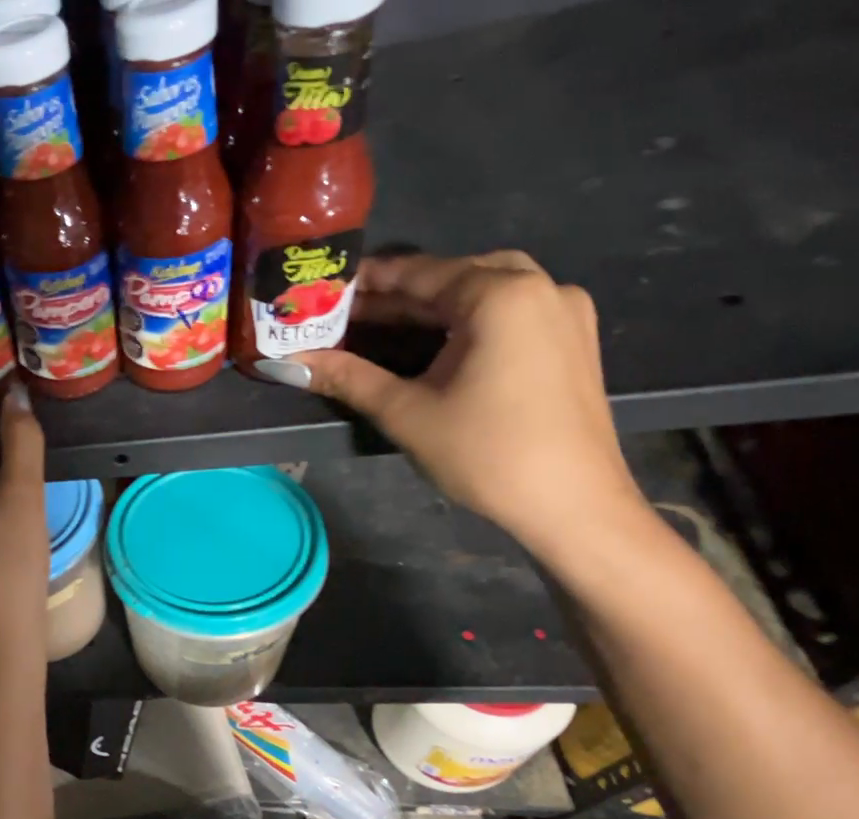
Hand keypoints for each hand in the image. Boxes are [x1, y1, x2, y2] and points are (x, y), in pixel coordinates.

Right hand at [284, 251, 645, 549]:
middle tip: (350, 313)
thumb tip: (287, 361)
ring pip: (487, 290)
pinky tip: (438, 344)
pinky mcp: (572, 341)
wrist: (572, 504)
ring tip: (386, 326)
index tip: (325, 290)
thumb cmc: (486, 452)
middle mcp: (540, 288)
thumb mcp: (405, 412)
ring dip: (435, 304)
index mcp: (500, 295)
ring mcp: (564, 313)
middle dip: (400, 292)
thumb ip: (346, 376)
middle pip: (456, 275)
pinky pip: (511, 311)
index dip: (368, 281)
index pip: (420, 273)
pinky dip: (468, 318)